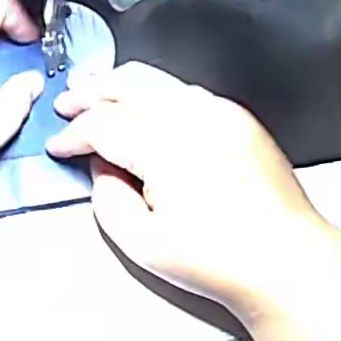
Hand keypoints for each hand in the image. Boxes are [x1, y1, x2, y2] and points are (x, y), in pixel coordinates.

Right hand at [46, 62, 340, 319]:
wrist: (283, 259)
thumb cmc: (215, 259)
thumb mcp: (142, 243)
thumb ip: (108, 199)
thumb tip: (101, 168)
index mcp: (164, 146)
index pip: (104, 123)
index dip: (74, 133)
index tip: (57, 145)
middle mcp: (194, 116)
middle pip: (131, 85)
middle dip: (93, 91)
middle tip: (67, 100)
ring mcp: (221, 113)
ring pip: (161, 81)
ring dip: (123, 85)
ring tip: (98, 91)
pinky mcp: (239, 120)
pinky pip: (187, 92)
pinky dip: (156, 93)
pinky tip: (145, 107)